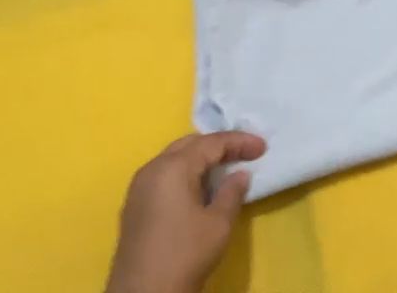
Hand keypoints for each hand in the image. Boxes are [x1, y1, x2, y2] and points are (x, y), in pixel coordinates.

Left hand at [106, 131, 266, 292]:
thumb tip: (240, 174)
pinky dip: (184, 174)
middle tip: (244, 154)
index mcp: (173, 167)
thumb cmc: (184, 255)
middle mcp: (152, 168)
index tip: (263, 148)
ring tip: (224, 169)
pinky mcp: (133, 206)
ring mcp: (139, 187)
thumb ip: (232, 192)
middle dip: (218, 146)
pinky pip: (163, 176)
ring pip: (174, 159)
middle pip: (190, 144)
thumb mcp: (218, 224)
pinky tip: (198, 190)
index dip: (240, 142)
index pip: (212, 143)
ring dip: (200, 159)